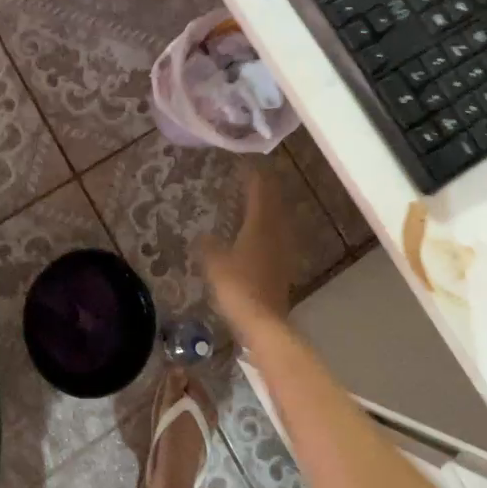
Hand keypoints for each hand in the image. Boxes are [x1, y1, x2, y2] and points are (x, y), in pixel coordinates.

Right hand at [200, 164, 292, 333]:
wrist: (264, 324)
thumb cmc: (237, 286)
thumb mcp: (214, 263)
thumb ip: (208, 245)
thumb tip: (203, 235)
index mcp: (261, 223)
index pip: (260, 190)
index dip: (253, 175)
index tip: (244, 163)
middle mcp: (276, 232)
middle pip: (274, 202)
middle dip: (263, 188)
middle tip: (249, 178)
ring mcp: (283, 251)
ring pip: (278, 219)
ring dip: (267, 208)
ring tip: (253, 201)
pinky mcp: (283, 268)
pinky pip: (277, 237)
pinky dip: (268, 227)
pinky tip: (257, 234)